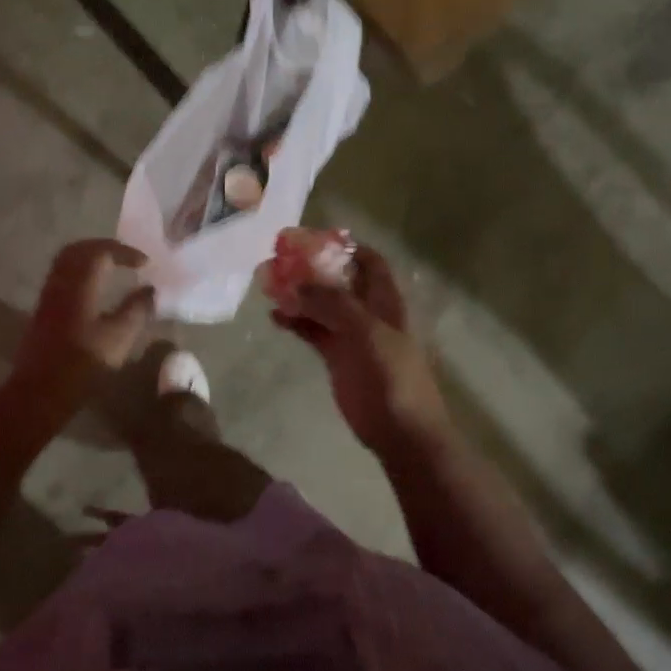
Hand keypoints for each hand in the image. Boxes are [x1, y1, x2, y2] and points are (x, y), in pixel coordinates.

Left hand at [10, 239, 154, 409]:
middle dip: (104, 248)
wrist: (40, 392)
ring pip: (66, 262)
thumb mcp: (119, 337)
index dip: (124, 251)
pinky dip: (80, 274)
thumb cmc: (83, 363)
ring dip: (89, 259)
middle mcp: (60, 283)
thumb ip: (137, 309)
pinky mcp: (43, 311)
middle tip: (125, 257)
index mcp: (80, 284)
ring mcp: (48, 296)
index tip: (144, 262)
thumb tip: (150, 290)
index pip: (100, 251)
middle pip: (78, 250)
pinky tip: (95, 292)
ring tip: (112, 270)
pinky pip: (61, 277)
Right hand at [272, 245, 450, 456]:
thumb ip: (335, 304)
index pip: (370, 262)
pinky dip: (295, 322)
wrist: (401, 431)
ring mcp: (351, 335)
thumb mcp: (368, 332)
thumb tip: (299, 282)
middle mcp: (368, 313)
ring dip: (300, 295)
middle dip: (313, 270)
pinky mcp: (336, 357)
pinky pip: (313, 331)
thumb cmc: (394, 377)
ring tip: (270, 285)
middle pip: (340, 281)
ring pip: (322, 306)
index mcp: (386, 302)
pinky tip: (274, 317)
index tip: (314, 238)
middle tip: (280, 259)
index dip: (346, 248)